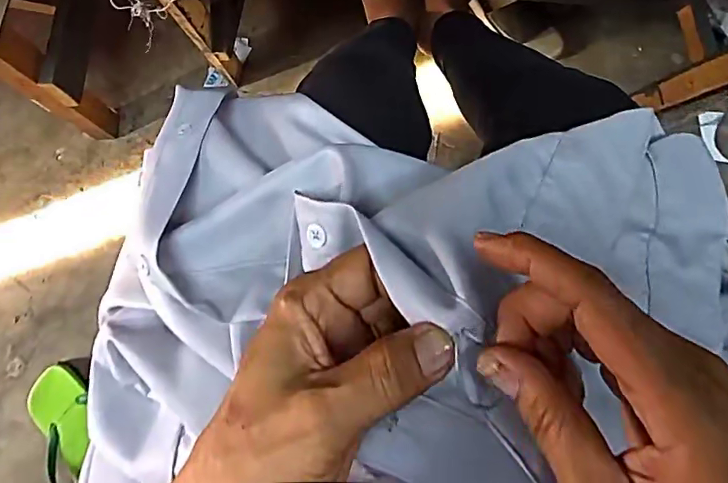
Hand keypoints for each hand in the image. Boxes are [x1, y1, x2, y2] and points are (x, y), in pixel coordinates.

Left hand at [180, 245, 455, 482]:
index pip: (373, 264)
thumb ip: (384, 374)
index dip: (415, 269)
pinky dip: (425, 362)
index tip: (457, 281)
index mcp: (309, 305)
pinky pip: (401, 360)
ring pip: (402, 326)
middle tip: (474, 311)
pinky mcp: (359, 386)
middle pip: (393, 292)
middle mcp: (330, 319)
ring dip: (433, 333)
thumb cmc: (254, 462)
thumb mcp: (322, 414)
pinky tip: (451, 360)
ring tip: (471, 331)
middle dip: (431, 302)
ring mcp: (346, 353)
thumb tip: (442, 340)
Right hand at [474, 231, 727, 482]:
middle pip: (596, 303)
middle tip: (503, 365)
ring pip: (607, 318)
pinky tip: (563, 385)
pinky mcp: (691, 380)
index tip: (487, 245)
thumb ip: (554, 424)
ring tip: (532, 383)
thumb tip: (500, 357)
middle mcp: (690, 358)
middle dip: (537, 316)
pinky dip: (584, 352)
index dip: (536, 260)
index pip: (594, 295)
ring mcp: (695, 367)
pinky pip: (625, 343)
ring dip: (557, 335)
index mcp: (677, 385)